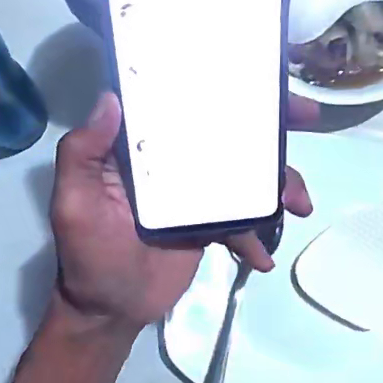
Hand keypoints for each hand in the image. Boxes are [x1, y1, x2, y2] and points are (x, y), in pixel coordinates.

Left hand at [50, 93, 313, 331]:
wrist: (110, 310)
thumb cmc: (87, 254)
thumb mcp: (74, 203)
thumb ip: (82, 154)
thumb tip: (109, 99)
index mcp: (138, 149)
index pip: (177, 104)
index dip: (213, 84)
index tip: (251, 72)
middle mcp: (169, 162)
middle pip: (223, 132)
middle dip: (268, 123)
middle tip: (307, 117)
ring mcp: (193, 194)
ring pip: (243, 175)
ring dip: (278, 184)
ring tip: (299, 205)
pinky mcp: (208, 226)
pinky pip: (242, 221)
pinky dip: (258, 237)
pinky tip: (263, 257)